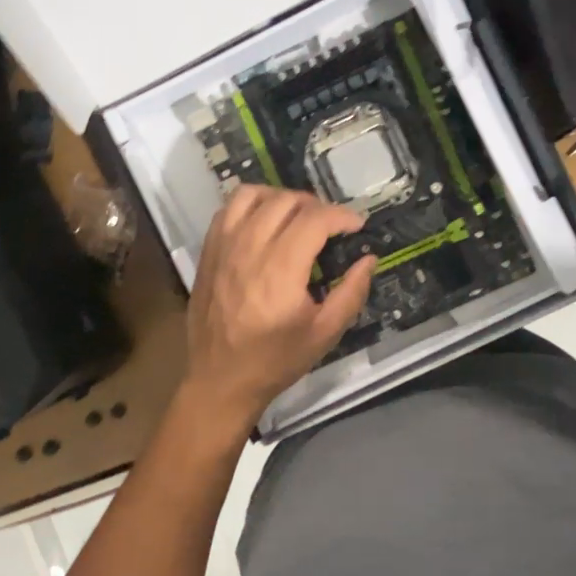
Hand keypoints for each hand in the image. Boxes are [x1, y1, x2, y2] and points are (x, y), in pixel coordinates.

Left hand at [181, 186, 375, 426]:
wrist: (220, 380)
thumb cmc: (275, 361)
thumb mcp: (324, 334)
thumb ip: (351, 293)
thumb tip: (368, 260)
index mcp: (281, 269)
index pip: (315, 219)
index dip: (342, 216)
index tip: (357, 226)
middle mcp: (249, 248)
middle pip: (285, 201)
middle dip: (316, 205)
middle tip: (331, 225)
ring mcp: (223, 247)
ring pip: (252, 195)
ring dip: (281, 198)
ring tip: (297, 216)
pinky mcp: (207, 252)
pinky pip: (226, 209)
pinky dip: (250, 205)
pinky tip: (263, 223)